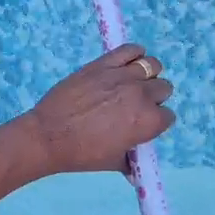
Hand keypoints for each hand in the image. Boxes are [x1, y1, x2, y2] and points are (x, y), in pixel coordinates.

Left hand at [15, 44, 174, 175]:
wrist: (48, 136)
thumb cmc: (81, 154)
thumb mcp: (115, 162)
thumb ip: (132, 159)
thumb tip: (136, 164)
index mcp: (148, 121)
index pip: (167, 116)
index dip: (153, 121)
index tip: (139, 123)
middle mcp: (141, 95)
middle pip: (162, 88)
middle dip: (151, 98)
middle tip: (131, 105)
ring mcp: (121, 76)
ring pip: (152, 66)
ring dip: (145, 75)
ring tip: (129, 84)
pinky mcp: (102, 64)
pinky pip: (129, 49)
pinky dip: (133, 54)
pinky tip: (125, 65)